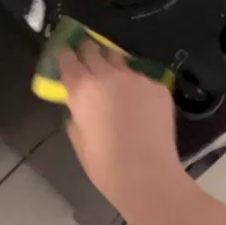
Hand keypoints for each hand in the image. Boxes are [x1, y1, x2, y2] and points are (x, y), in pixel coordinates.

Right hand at [59, 43, 184, 211]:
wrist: (147, 175)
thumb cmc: (105, 165)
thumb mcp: (79, 139)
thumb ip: (77, 115)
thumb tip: (80, 107)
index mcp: (82, 89)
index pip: (68, 58)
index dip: (66, 56)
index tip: (67, 57)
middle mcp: (108, 76)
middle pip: (94, 50)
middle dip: (89, 51)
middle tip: (89, 57)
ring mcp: (136, 79)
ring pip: (121, 61)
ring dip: (114, 67)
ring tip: (116, 82)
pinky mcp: (158, 87)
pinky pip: (143, 80)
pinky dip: (138, 88)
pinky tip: (141, 107)